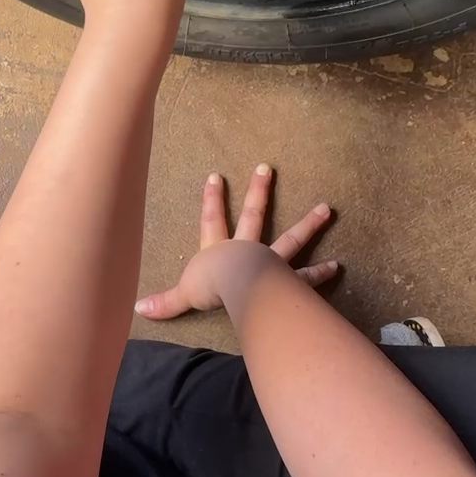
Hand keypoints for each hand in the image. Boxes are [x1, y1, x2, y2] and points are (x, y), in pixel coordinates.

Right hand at [135, 164, 339, 318]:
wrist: (236, 288)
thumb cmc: (210, 288)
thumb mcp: (183, 294)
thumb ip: (166, 302)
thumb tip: (139, 308)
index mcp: (218, 250)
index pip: (212, 220)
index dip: (212, 199)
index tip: (216, 175)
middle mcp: (245, 249)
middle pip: (252, 215)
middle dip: (258, 192)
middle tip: (267, 168)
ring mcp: (270, 261)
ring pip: (290, 239)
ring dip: (308, 225)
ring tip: (326, 209)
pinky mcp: (287, 279)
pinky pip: (305, 276)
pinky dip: (320, 273)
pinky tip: (336, 266)